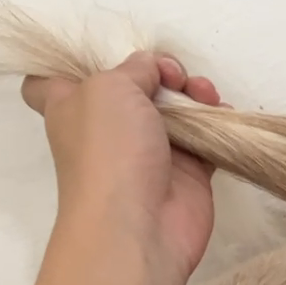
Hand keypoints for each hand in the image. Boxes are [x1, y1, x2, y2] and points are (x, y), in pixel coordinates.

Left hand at [22, 52, 224, 283]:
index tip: (110, 61)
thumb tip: (152, 67)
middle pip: (133, 87)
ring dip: (192, 95)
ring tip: (207, 93)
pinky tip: (224, 113)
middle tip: (176, 75)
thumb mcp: (111, 86)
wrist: (140, 223)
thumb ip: (136, 68)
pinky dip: (215, 125)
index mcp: (72, 104)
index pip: (61, 78)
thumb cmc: (110, 149)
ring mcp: (150, 151)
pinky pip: (203, 140)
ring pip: (173, 111)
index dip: (83, 63)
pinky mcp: (187, 172)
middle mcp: (109, 126)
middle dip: (158, 72)